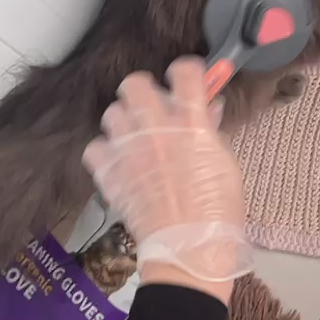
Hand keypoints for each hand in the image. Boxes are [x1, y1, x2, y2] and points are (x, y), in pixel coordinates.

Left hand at [81, 58, 251, 302]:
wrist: (189, 248)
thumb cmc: (218, 208)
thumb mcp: (225, 163)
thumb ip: (211, 131)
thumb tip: (206, 111)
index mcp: (191, 121)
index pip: (184, 71)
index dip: (187, 72)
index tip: (188, 82)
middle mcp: (154, 126)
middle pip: (134, 83)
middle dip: (145, 90)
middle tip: (155, 108)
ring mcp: (127, 148)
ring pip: (111, 112)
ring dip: (124, 121)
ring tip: (136, 137)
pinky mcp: (108, 172)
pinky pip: (94, 147)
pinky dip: (104, 151)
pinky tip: (119, 161)